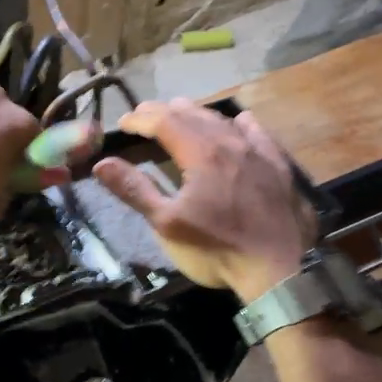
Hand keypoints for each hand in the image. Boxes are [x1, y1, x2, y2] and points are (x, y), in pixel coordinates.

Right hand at [92, 98, 316, 296]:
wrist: (278, 269)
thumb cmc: (215, 249)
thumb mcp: (167, 224)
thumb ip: (135, 190)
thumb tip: (102, 163)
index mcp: (202, 154)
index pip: (165, 122)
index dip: (140, 119)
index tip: (121, 123)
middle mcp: (231, 143)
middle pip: (193, 115)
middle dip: (165, 111)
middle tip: (143, 114)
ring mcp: (259, 153)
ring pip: (224, 121)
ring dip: (197, 114)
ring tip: (181, 112)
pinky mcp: (279, 167)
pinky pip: (258, 134)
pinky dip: (240, 124)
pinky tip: (240, 122)